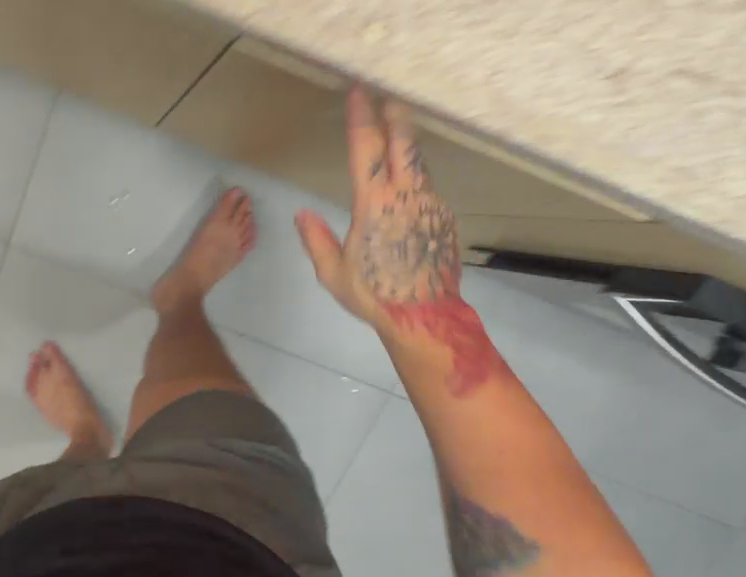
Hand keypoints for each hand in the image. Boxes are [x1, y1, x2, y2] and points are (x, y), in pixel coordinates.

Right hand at [296, 85, 463, 340]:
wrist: (422, 314)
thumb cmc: (372, 295)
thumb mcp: (333, 272)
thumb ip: (316, 240)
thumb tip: (302, 214)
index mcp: (374, 203)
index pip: (368, 147)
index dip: (361, 117)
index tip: (358, 94)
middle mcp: (406, 194)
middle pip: (403, 141)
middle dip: (394, 115)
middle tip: (388, 99)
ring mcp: (429, 203)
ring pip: (419, 162)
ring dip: (407, 145)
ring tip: (398, 136)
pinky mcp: (443, 217)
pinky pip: (427, 188)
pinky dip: (415, 178)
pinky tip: (408, 186)